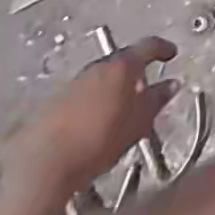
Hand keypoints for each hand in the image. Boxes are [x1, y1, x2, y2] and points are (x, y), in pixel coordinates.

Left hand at [8, 36, 180, 191]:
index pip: (148, 46)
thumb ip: (157, 99)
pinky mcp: (51, 105)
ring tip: (122, 109)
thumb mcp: (139, 122)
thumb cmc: (99, 141)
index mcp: (121, 66)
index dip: (163, 48)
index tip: (171, 53)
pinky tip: (96, 123)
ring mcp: (70, 85)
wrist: (43, 169)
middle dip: (136, 72)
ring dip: (114, 88)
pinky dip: (94, 102)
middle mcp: (95, 68)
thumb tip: (171, 84)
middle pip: (122, 61)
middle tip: (147, 88)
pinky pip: (81, 95)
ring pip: (100, 78)